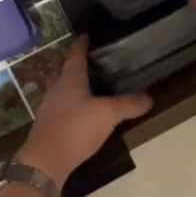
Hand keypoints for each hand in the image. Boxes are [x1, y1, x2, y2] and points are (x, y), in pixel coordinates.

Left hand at [15, 40, 151, 184]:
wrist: (46, 161)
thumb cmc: (76, 128)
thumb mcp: (108, 114)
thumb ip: (128, 105)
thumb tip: (149, 98)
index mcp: (70, 79)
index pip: (76, 55)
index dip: (82, 44)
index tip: (86, 35)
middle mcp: (57, 89)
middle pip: (69, 72)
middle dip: (82, 66)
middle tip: (98, 62)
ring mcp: (51, 108)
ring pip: (67, 90)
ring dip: (79, 87)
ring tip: (95, 87)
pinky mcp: (50, 125)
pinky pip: (65, 107)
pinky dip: (76, 105)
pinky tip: (86, 113)